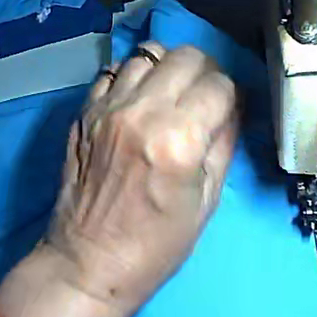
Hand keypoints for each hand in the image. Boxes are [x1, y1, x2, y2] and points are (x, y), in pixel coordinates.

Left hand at [38, 42, 238, 316]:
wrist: (88, 263)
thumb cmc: (157, 244)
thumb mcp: (207, 199)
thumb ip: (224, 142)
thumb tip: (233, 104)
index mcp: (179, 140)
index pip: (220, 85)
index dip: (230, 96)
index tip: (228, 110)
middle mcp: (141, 112)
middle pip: (186, 56)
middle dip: (204, 72)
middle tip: (203, 96)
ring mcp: (107, 108)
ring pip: (147, 54)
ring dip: (166, 69)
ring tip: (169, 94)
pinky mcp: (84, 112)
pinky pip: (114, 71)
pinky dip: (132, 76)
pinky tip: (138, 100)